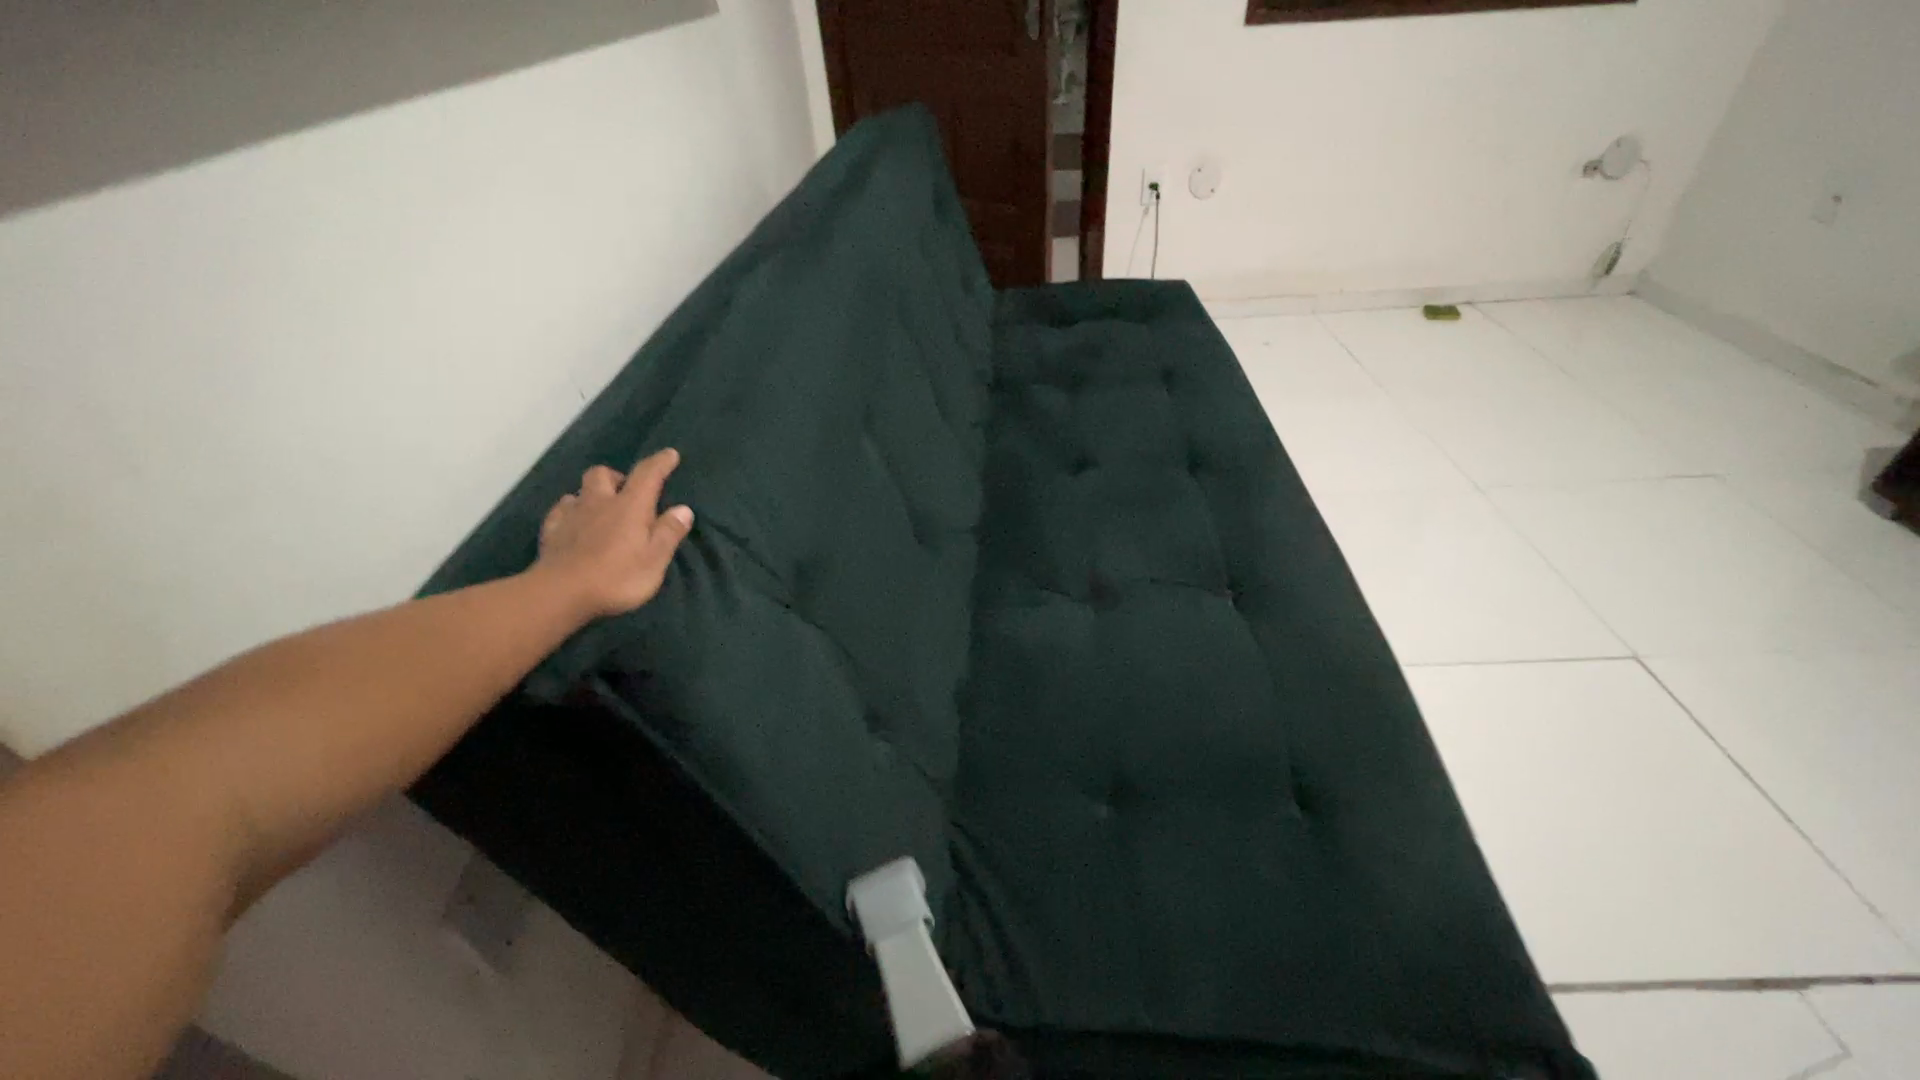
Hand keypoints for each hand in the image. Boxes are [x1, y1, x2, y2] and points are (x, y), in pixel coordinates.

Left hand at [534, 448, 693, 618]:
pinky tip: (573, 524)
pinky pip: (560, 511)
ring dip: (591, 495)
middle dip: (616, 477)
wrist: (561, 593)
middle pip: (603, 474)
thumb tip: (683, 509)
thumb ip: (669, 532)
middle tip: (626, 491)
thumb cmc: (616, 577)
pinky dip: (569, 512)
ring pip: (578, 491)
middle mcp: (599, 502)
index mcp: (629, 506)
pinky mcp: (551, 531)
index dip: (660, 462)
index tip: (670, 454)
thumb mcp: (654, 560)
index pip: (647, 474)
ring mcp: (571, 515)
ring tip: (599, 509)